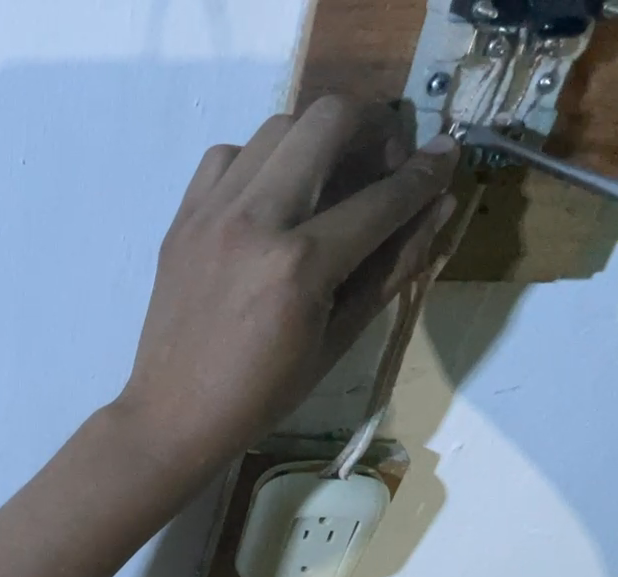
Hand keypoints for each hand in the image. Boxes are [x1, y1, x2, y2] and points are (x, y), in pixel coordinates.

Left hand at [116, 96, 458, 468]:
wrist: (173, 414)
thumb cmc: (261, 394)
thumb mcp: (338, 340)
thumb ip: (392, 266)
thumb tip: (440, 202)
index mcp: (299, 265)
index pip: (384, 195)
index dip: (427, 172)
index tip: (445, 157)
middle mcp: (253, 223)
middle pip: (328, 120)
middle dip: (373, 129)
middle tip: (380, 166)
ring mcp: (210, 216)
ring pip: (276, 128)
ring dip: (313, 141)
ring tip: (324, 182)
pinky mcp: (180, 222)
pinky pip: (225, 157)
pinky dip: (257, 161)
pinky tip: (267, 198)